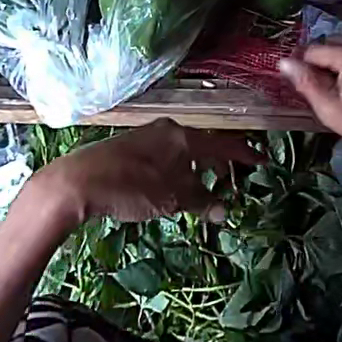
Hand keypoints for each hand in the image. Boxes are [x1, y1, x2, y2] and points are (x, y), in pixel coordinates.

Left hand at [20, 118, 261, 230]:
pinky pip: (165, 156)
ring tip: (201, 192)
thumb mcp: (172, 198)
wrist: (78, 182)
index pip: (225, 144)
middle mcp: (168, 130)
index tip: (263, 162)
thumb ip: (202, 202)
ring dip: (196, 170)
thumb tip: (225, 211)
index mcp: (185, 136)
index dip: (245, 155)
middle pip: (204, 145)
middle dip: (219, 165)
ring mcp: (147, 137)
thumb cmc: (132, 187)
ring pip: (183, 151)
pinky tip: (170, 189)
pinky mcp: (129, 148)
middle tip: (230, 183)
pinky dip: (177, 171)